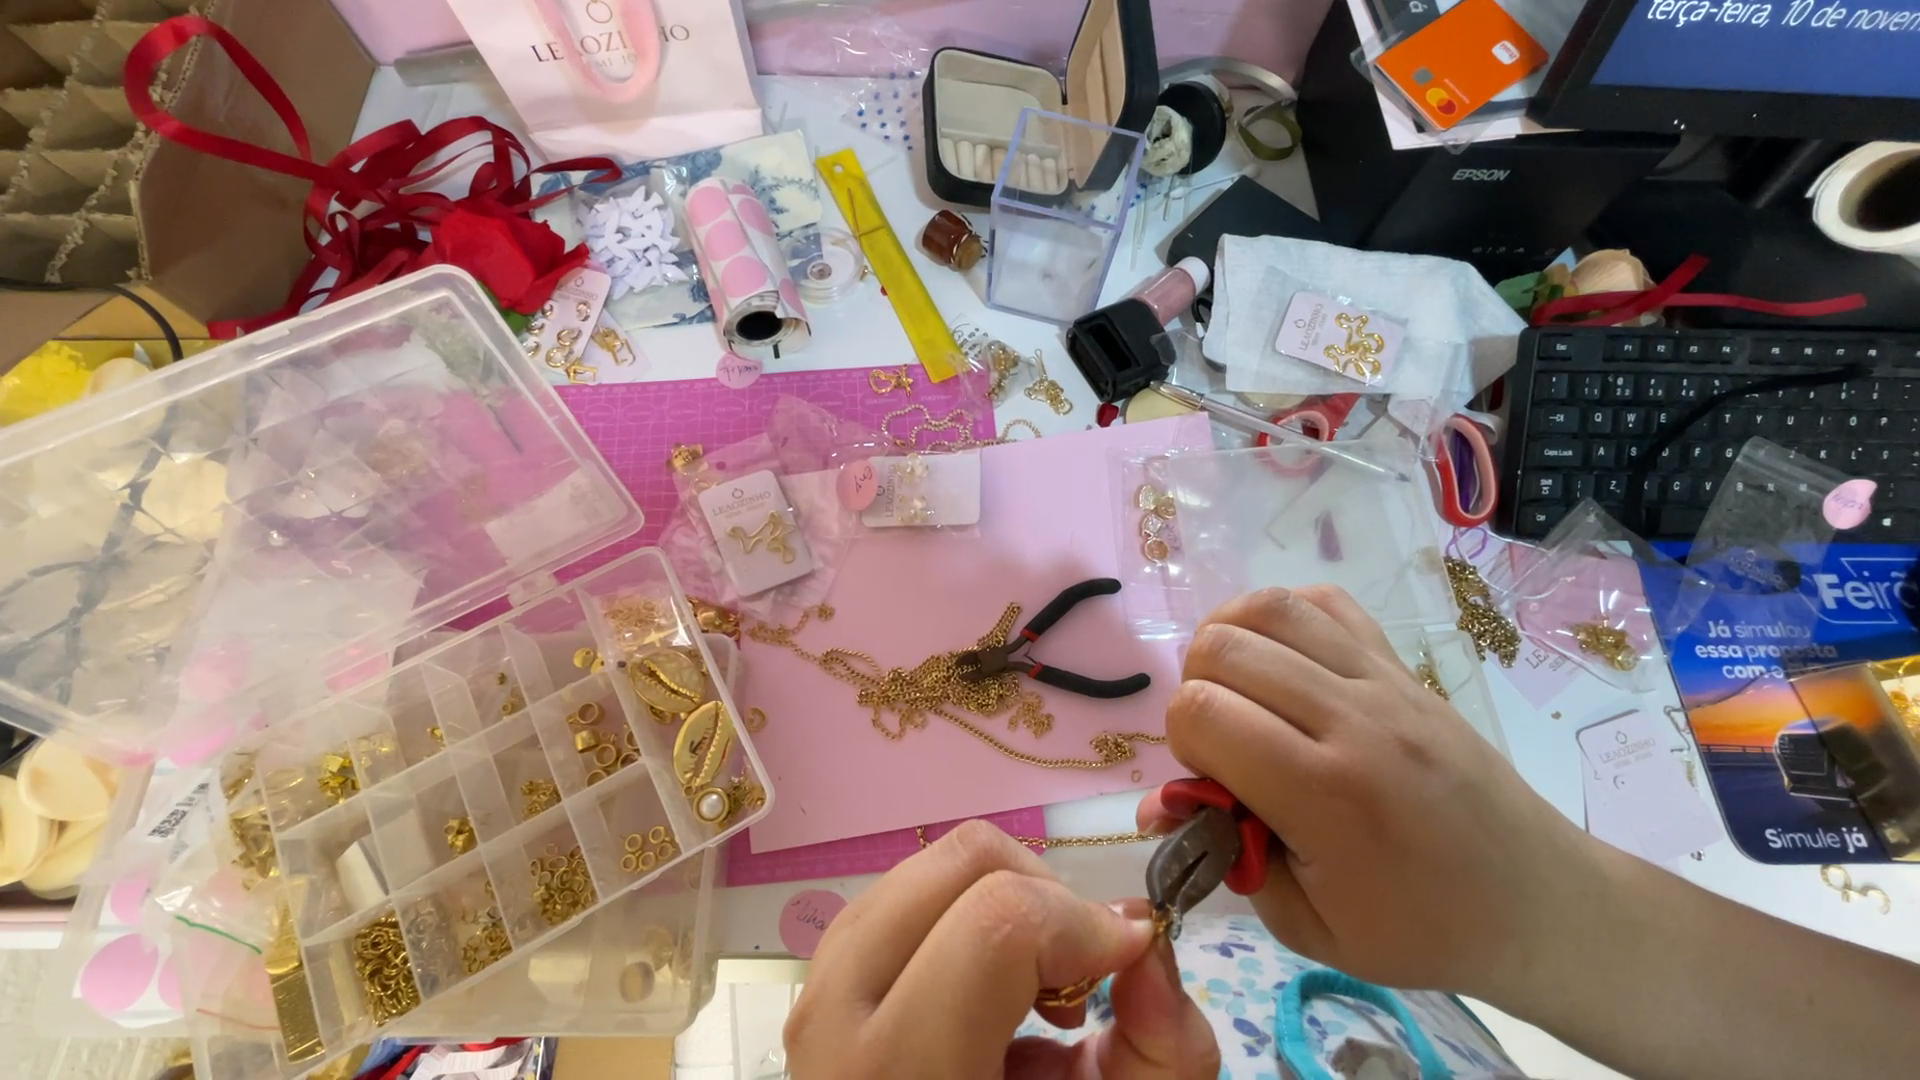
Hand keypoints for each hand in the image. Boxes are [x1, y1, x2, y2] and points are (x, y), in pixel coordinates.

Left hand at [786, 820, 1219, 1079]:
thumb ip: (1161, 1054)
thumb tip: (1147, 936)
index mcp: (901, 1071)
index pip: (995, 925)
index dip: (1080, 922)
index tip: (1127, 958)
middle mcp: (836, 1014)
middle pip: (960, 860)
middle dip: (1045, 893)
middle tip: (1082, 967)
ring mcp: (817, 985)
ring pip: (928, 864)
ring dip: (1005, 898)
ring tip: (1038, 984)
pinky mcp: (819, 973)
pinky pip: (901, 896)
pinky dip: (964, 913)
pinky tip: (990, 989)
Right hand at [1139, 586, 1604, 1000]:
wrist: (1538, 902)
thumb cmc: (1418, 928)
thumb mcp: (1307, 924)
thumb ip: (1222, 854)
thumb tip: (1156, 804)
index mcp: (1325, 794)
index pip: (1201, 713)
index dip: (1182, 743)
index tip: (1213, 780)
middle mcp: (1352, 718)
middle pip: (1220, 647)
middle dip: (1196, 689)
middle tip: (1226, 739)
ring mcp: (1382, 680)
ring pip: (1266, 607)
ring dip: (1227, 642)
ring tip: (1241, 690)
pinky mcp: (1400, 663)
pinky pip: (1322, 601)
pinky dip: (1280, 618)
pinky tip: (1282, 662)